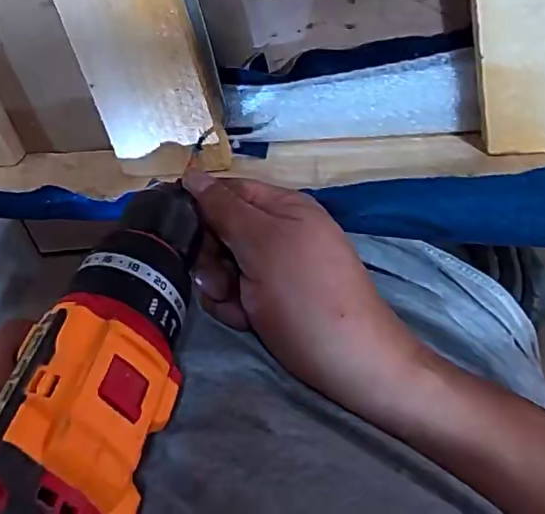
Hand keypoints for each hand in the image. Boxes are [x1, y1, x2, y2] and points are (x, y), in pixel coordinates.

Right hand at [184, 169, 432, 412]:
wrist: (359, 371)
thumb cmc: (308, 297)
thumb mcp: (261, 243)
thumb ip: (222, 207)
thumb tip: (191, 174)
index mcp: (281, 206)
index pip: (224, 189)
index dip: (200, 207)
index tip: (185, 233)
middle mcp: (277, 231)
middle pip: (218, 228)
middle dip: (210, 255)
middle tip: (218, 280)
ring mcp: (275, 267)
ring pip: (221, 264)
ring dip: (218, 285)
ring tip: (236, 306)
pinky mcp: (271, 300)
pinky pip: (235, 292)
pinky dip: (232, 306)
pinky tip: (245, 321)